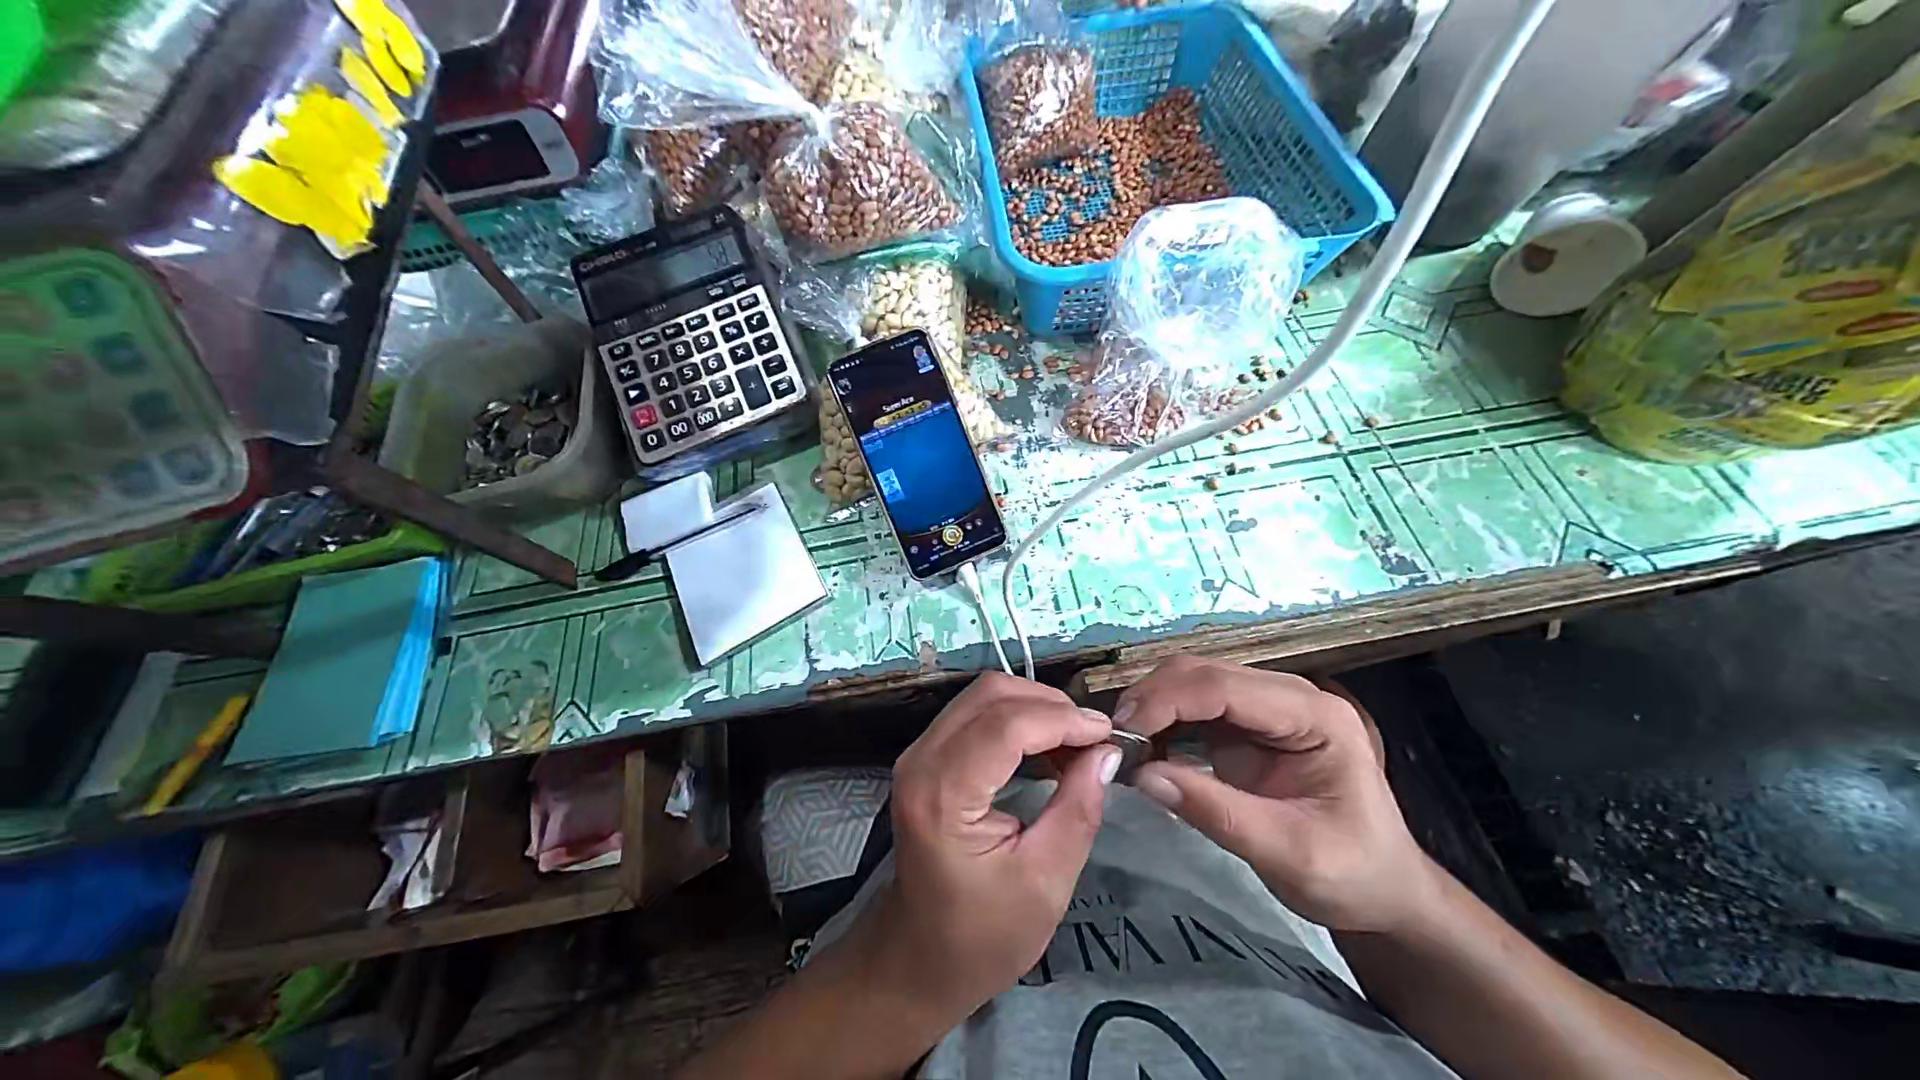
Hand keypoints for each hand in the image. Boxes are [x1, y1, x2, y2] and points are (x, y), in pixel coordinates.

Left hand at [860, 672, 1120, 1025]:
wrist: (919, 957)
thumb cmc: (981, 935)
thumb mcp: (1045, 882)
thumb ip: (1078, 809)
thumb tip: (1106, 751)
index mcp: (942, 795)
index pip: (1006, 725)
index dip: (1062, 719)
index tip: (1108, 735)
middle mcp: (920, 760)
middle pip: (991, 695)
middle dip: (1050, 706)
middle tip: (1094, 739)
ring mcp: (918, 754)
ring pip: (983, 697)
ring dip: (1034, 708)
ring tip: (1076, 744)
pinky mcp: (925, 757)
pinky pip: (975, 714)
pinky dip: (1016, 719)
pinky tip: (1047, 747)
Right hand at [1117, 657, 1438, 932]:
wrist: (1383, 892)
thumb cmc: (1353, 874)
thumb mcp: (1290, 854)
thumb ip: (1217, 812)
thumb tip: (1143, 776)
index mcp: (1313, 715)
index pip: (1224, 686)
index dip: (1166, 701)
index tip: (1123, 735)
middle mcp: (1289, 696)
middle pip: (1202, 672)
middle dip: (1151, 700)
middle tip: (1115, 743)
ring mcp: (1266, 708)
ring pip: (1190, 682)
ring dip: (1151, 708)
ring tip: (1123, 747)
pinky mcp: (1246, 725)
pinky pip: (1192, 708)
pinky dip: (1162, 723)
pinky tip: (1144, 750)